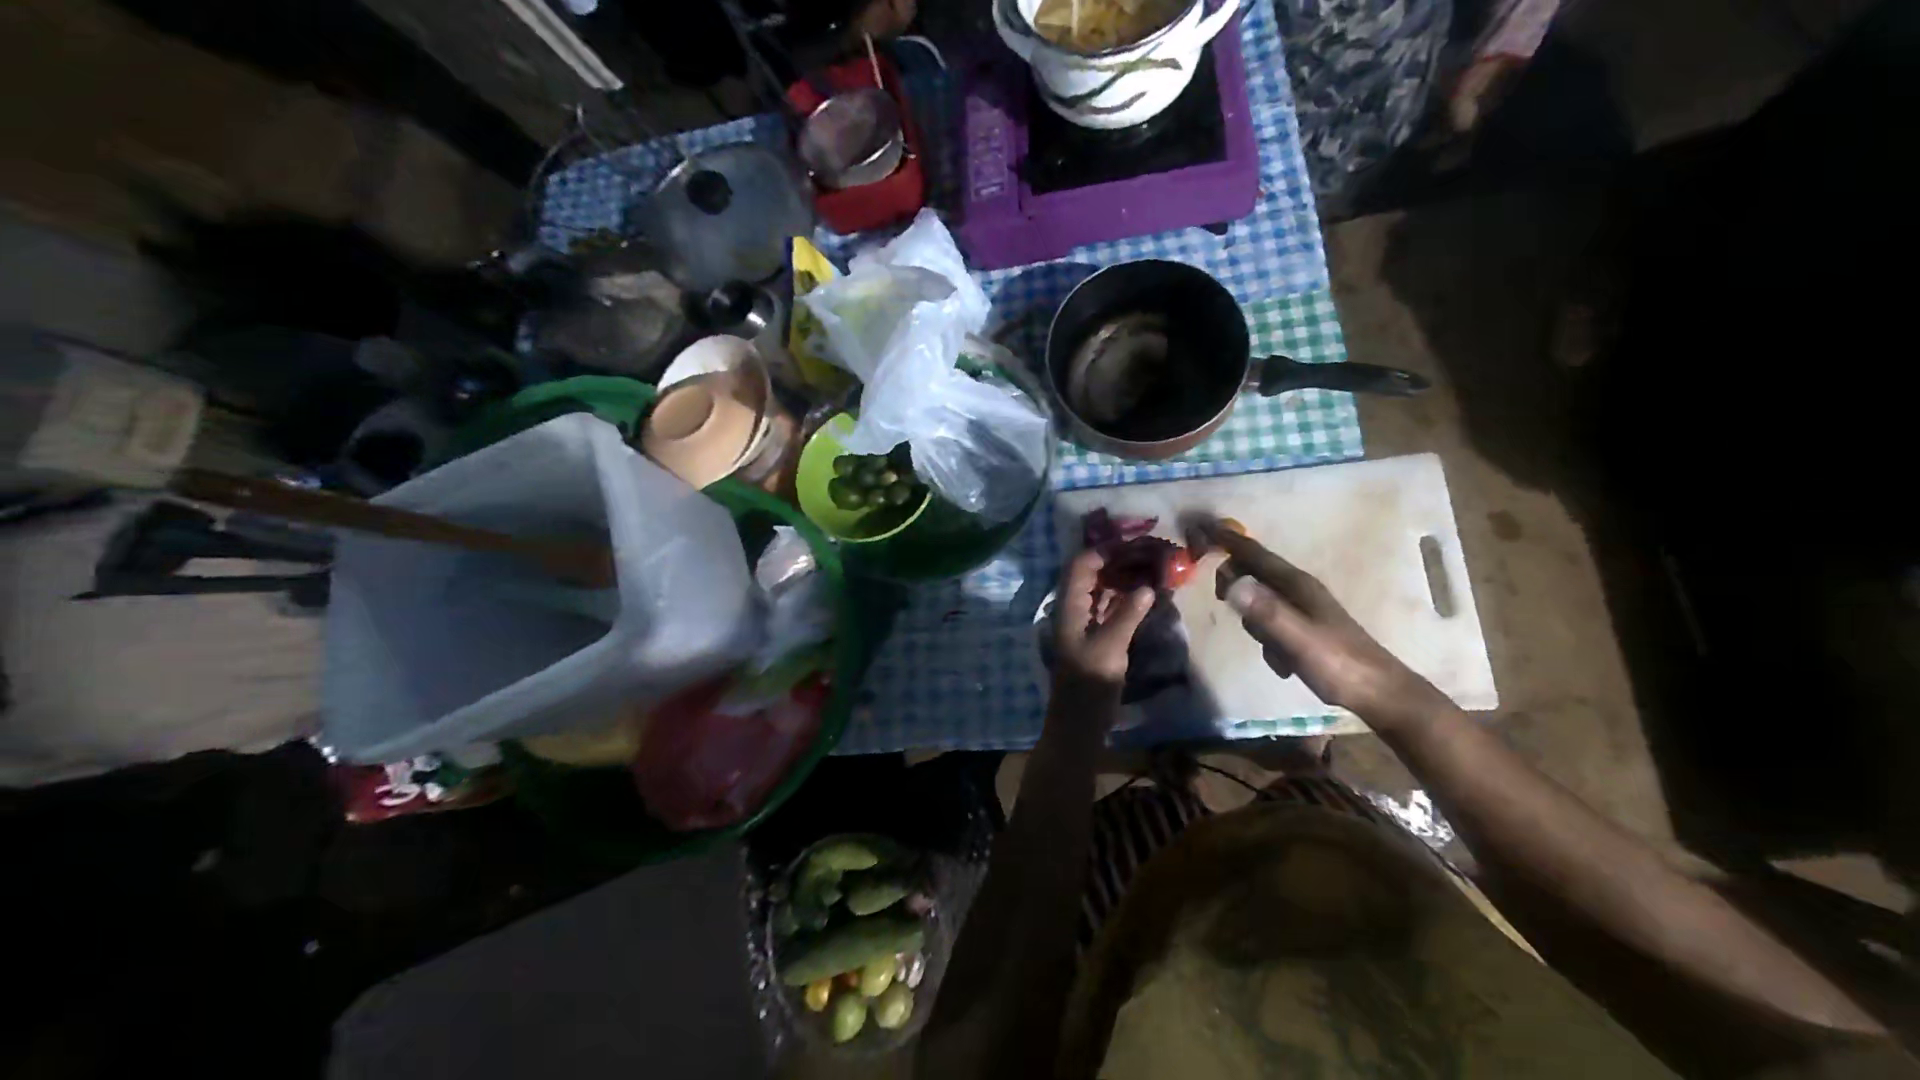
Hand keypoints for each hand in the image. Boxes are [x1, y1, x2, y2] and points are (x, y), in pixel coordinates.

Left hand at [1053, 549, 1155, 690]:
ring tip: (1151, 565)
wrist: (1079, 720)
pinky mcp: (1096, 635)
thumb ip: (1128, 614)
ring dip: (1122, 576)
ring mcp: (1084, 622)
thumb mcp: (1111, 646)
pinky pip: (1108, 606)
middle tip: (1148, 551)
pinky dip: (1124, 596)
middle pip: (1091, 573)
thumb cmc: (1090, 682)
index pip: (1081, 564)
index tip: (1134, 542)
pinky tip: (1146, 592)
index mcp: (1069, 606)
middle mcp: (1073, 608)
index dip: (1104, 550)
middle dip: (1116, 559)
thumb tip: (1148, 587)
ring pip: (1101, 589)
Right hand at [1198, 522, 1452, 726]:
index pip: (1254, 554)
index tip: (1200, 525)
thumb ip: (1266, 612)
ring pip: (1260, 599)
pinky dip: (1269, 640)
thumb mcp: (1298, 640)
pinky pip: (1271, 623)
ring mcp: (1303, 608)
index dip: (1228, 539)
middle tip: (1222, 600)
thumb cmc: (1338, 664)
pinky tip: (1282, 663)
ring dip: (1255, 621)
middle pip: (1253, 572)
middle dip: (1235, 583)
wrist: (1379, 693)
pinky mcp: (1305, 627)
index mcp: (1296, 585)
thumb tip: (1231, 582)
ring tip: (1270, 648)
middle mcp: (1299, 589)